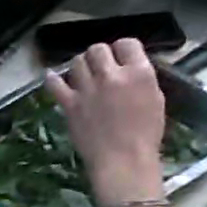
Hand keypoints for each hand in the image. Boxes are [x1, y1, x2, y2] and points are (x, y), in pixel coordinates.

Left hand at [46, 40, 167, 203]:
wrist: (124, 162)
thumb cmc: (145, 137)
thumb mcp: (155, 101)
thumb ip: (140, 80)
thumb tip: (128, 70)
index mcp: (139, 73)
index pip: (127, 43)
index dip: (122, 50)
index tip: (119, 59)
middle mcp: (112, 75)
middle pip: (98, 49)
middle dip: (99, 57)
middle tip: (99, 69)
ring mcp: (89, 89)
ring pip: (77, 62)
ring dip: (80, 66)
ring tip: (82, 76)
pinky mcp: (71, 105)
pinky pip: (55, 85)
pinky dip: (52, 80)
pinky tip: (51, 77)